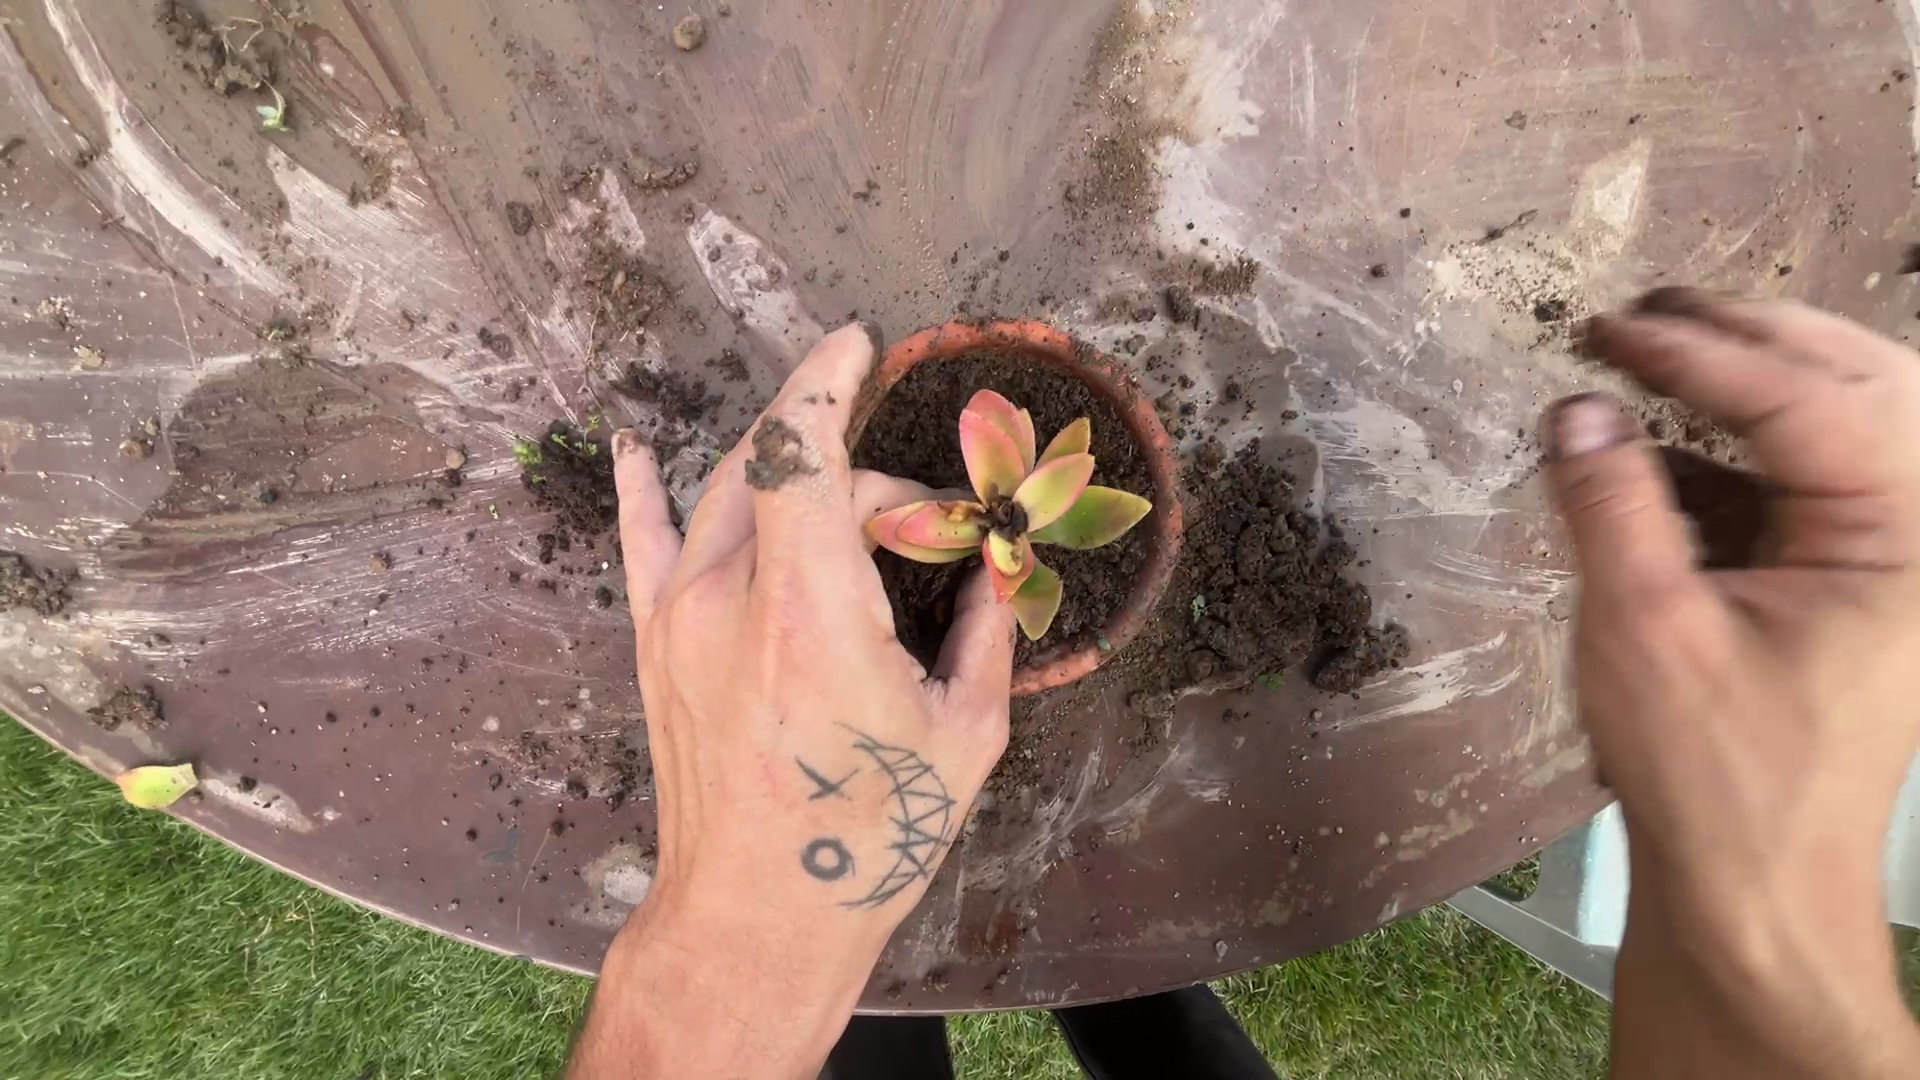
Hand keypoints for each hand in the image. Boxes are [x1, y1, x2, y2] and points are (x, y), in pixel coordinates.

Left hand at [566, 323, 1015, 1079]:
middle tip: (922, 526)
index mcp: (813, 617)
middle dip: (864, 474)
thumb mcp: (967, 733)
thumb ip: (987, 626)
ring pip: (727, 490)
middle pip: (787, 472)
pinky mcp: (655, 644)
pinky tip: (633, 449)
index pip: (803, 454)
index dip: (827, 382)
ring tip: (845, 486)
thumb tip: (1002, 561)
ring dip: (792, 467)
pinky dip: (642, 489)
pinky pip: (642, 543)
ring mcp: (678, 618)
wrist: (756, 917)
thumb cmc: (871, 835)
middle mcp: (729, 601)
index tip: (859, 344)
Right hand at [1546, 289, 1919, 1078]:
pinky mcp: (1841, 578)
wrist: (1748, 863)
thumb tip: (1572, 407)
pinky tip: (1661, 436)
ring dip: (1751, 377)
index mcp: (1915, 544)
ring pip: (1844, 426)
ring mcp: (1892, 556)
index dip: (1699, 354)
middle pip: (1868, 389)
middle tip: (1649, 307)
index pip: (1811, 404)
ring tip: (1662, 344)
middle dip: (1754, 335)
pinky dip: (1728, 444)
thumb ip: (1612, 505)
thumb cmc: (1705, 753)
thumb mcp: (1642, 623)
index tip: (1604, 327)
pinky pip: (1795, 482)